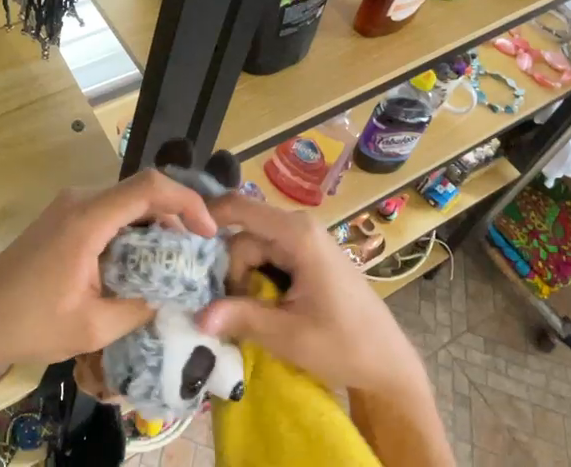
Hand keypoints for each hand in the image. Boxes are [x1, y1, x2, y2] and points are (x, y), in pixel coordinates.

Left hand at [0, 170, 218, 378]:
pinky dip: (132, 233)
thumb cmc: (31, 325)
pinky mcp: (62, 220)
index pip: (148, 187)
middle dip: (175, 217)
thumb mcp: (94, 326)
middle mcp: (78, 201)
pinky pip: (107, 215)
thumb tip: (173, 294)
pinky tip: (141, 265)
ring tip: (174, 265)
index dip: (186, 201)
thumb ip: (140, 305)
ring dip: (153, 227)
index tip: (209, 232)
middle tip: (197, 255)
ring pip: (125, 203)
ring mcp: (67, 208)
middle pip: (139, 192)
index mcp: (87, 219)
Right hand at [197, 192, 421, 394]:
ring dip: (243, 279)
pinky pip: (266, 257)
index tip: (182, 244)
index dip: (208, 218)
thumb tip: (197, 316)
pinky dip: (256, 279)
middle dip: (230, 272)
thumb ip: (242, 318)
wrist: (388, 363)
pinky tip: (260, 307)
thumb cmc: (344, 346)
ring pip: (252, 248)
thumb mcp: (289, 336)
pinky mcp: (305, 255)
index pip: (240, 207)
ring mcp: (303, 240)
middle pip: (243, 237)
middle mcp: (298, 228)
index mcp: (297, 235)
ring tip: (248, 315)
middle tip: (231, 312)